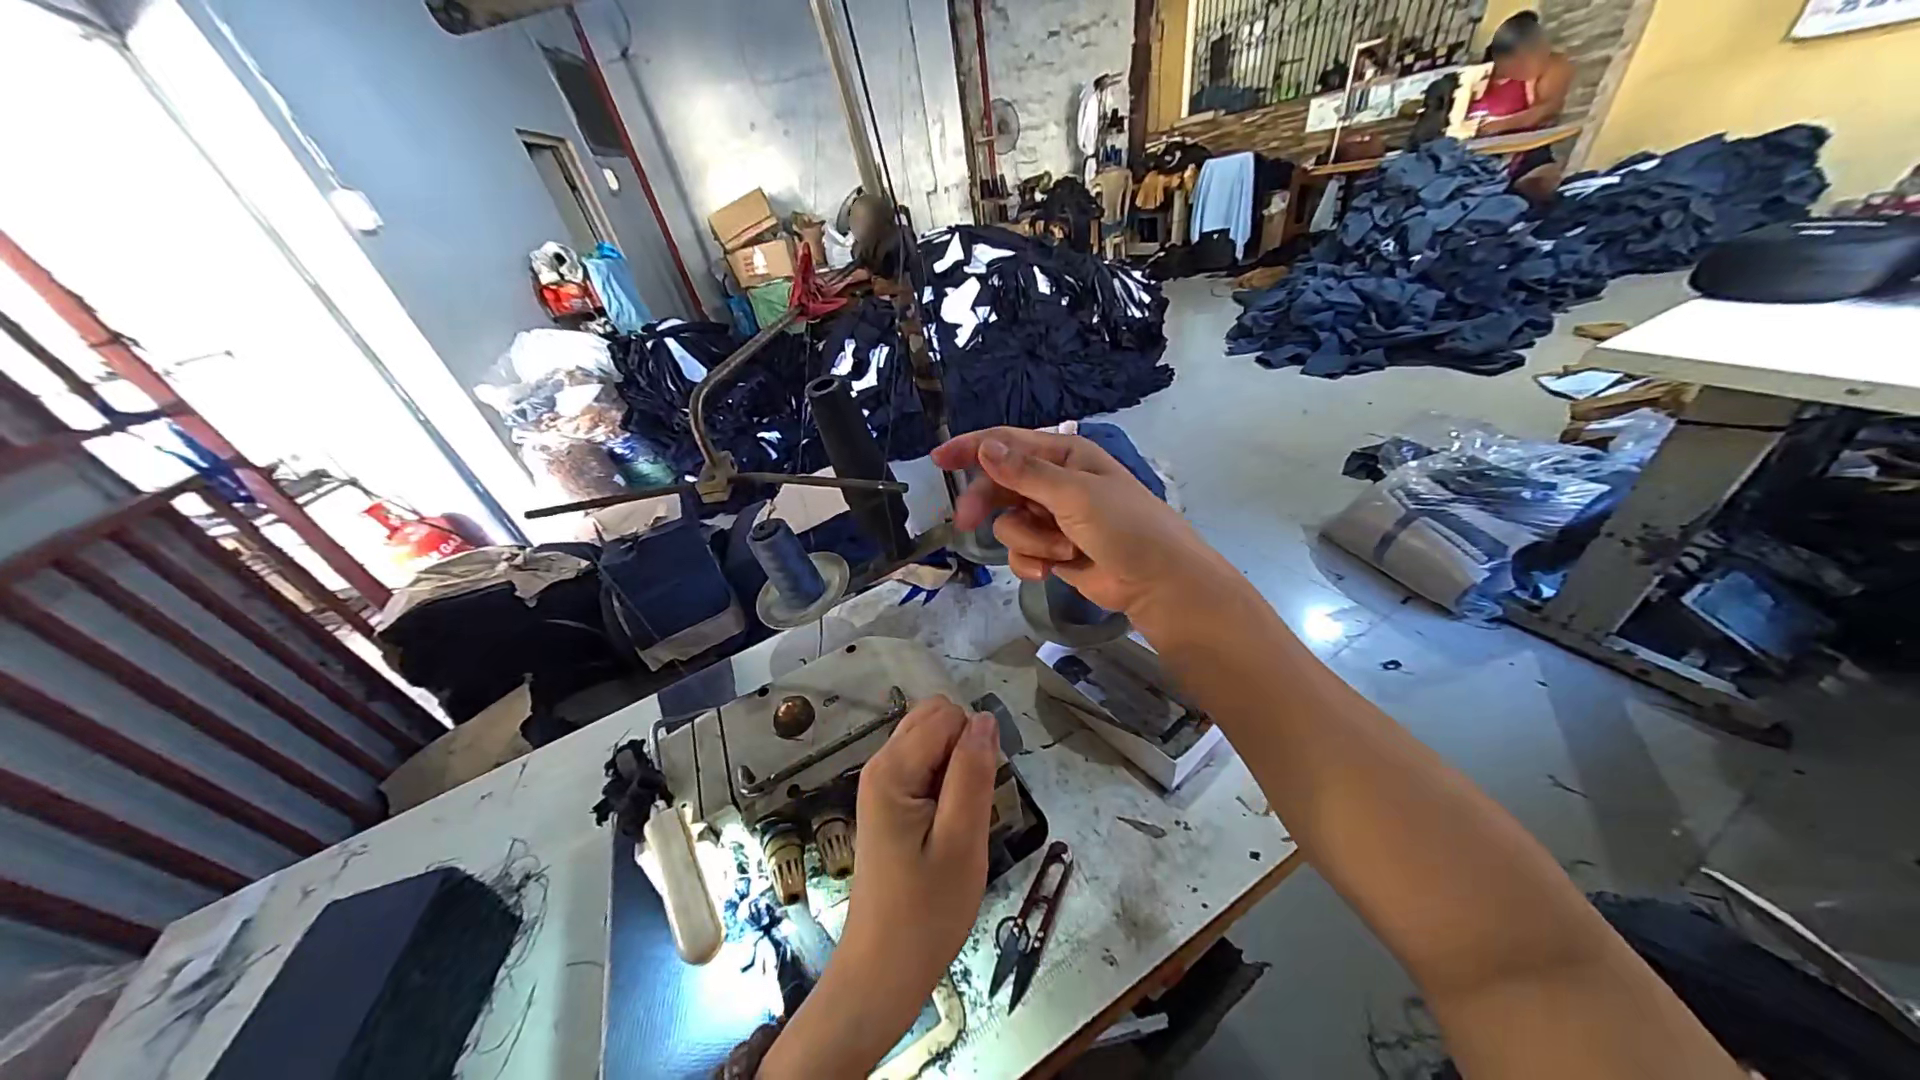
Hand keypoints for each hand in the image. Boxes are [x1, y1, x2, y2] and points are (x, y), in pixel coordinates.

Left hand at [760, 697, 996, 1078]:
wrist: (885, 968)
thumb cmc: (927, 911)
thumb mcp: (962, 841)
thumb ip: (973, 773)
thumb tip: (984, 718)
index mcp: (891, 769)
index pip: (946, 716)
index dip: (973, 746)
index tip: (978, 795)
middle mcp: (880, 765)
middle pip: (935, 719)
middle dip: (964, 749)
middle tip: (970, 807)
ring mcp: (882, 783)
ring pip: (932, 740)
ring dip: (957, 765)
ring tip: (960, 817)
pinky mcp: (888, 801)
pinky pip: (925, 765)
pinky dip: (945, 781)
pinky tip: (948, 823)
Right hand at [931, 427, 1251, 634]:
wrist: (1158, 582)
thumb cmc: (1126, 527)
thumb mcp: (1075, 494)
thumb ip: (1026, 473)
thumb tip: (985, 447)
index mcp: (1064, 456)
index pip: (1007, 444)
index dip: (970, 449)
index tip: (937, 460)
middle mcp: (1054, 482)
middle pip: (999, 486)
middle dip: (987, 505)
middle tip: (964, 522)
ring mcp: (1053, 518)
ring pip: (1009, 524)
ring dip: (1031, 540)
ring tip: (1063, 549)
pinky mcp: (1053, 549)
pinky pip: (1021, 551)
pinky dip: (1033, 561)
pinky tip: (1054, 569)